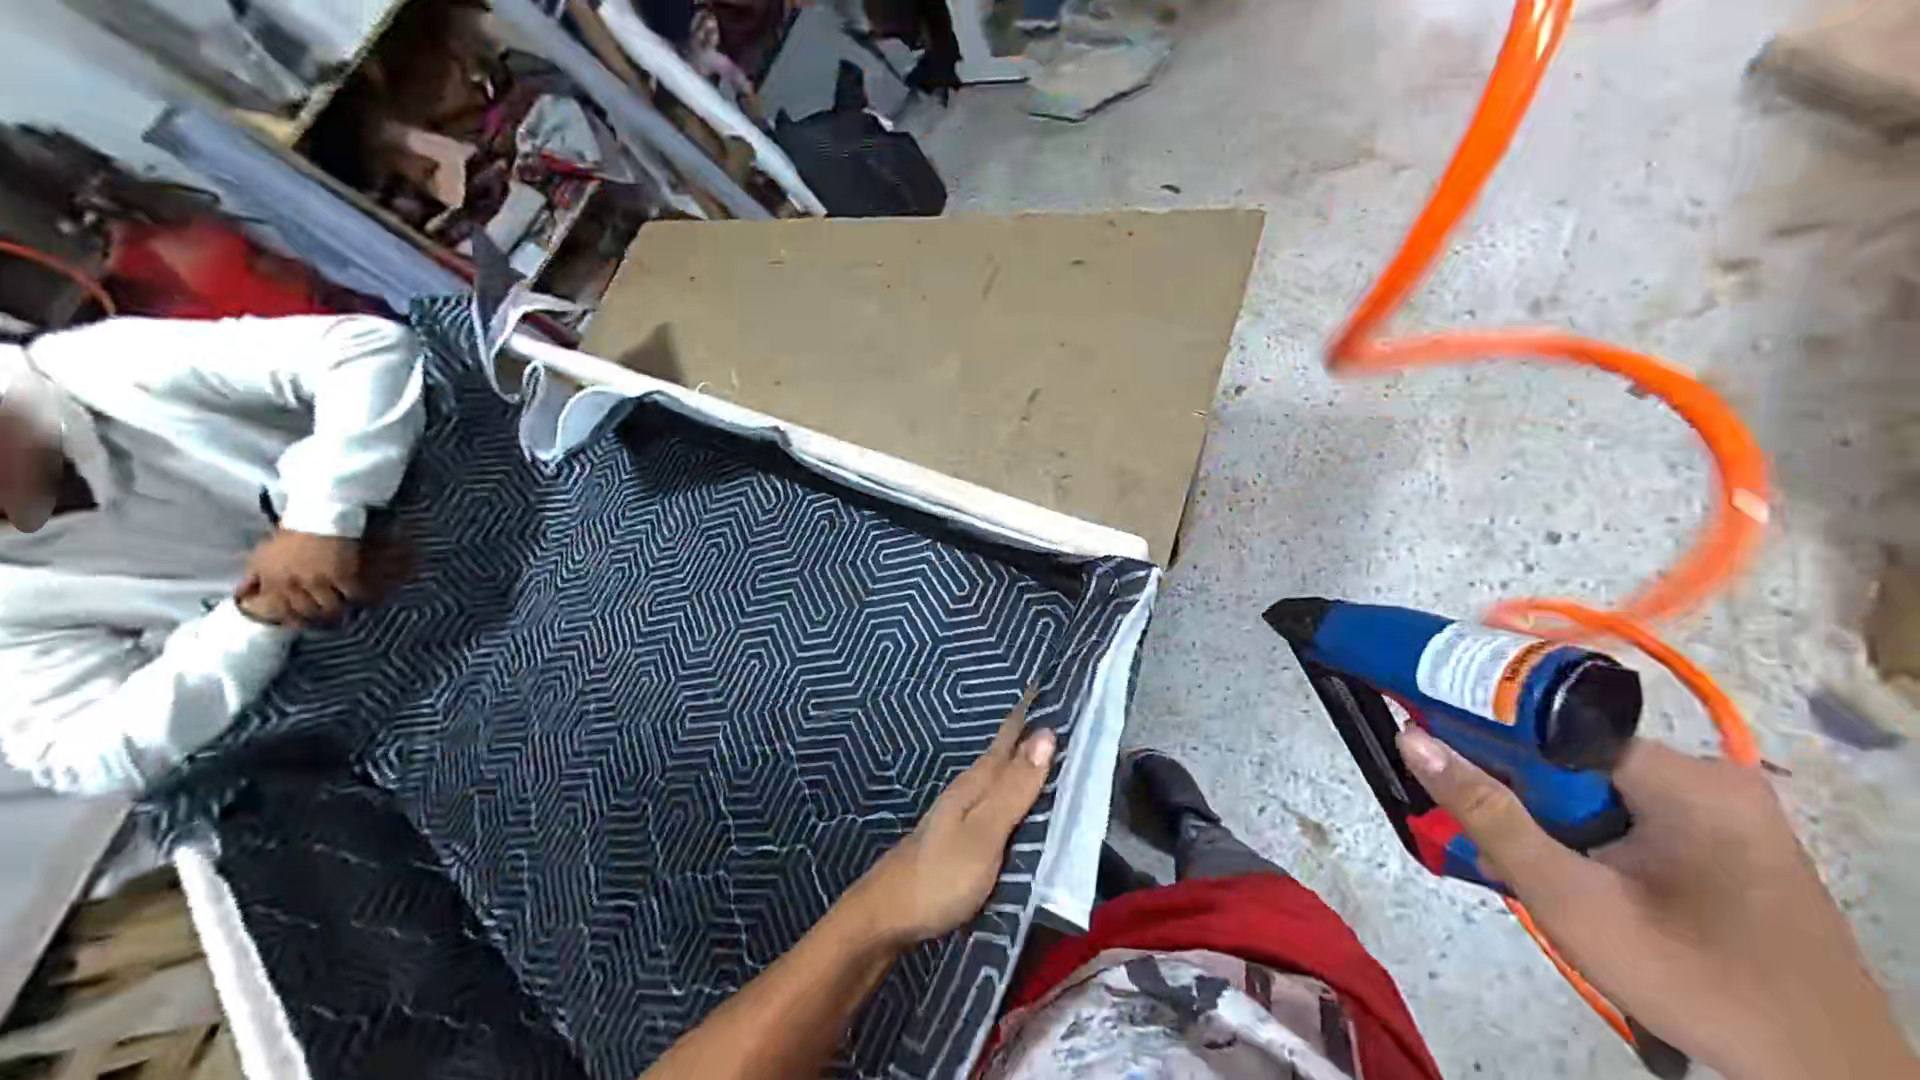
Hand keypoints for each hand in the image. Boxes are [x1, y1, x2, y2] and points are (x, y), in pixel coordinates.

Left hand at [236, 529, 364, 625]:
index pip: (279, 609)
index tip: (302, 623)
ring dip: (337, 609)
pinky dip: (357, 597)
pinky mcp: (343, 574)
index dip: (291, 619)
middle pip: (306, 610)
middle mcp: (293, 582)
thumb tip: (243, 594)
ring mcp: (319, 579)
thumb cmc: (291, 538)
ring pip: (330, 606)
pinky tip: (358, 597)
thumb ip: (254, 576)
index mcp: (272, 579)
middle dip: (316, 615)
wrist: (320, 519)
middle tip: (325, 616)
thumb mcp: (263, 555)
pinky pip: (352, 594)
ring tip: (344, 609)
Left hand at [848, 695, 1056, 947]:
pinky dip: (1012, 798)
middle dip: (1030, 738)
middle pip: (1003, 757)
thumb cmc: (940, 875)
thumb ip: (1015, 788)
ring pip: (997, 781)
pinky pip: (993, 806)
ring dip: (1022, 768)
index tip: (1052, 692)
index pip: (1008, 739)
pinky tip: (1020, 805)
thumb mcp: (986, 832)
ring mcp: (959, 816)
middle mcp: (966, 791)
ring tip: (1051, 759)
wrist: (886, 917)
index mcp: (975, 783)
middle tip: (1064, 721)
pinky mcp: (957, 840)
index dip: (1029, 718)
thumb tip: (1046, 734)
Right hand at [1398, 728, 1919, 1079]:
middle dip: (1520, 797)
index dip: (1486, 739)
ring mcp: (1725, 807)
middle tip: (1492, 845)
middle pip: (1571, 758)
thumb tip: (1412, 738)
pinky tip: (1578, 878)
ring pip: (1593, 786)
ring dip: (1550, 821)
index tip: (1438, 762)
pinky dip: (1587, 835)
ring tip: (1531, 871)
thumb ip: (1488, 815)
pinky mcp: (1727, 837)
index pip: (1552, 728)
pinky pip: (1625, 810)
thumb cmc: (1690, 980)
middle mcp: (1710, 777)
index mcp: (1685, 778)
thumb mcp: (1569, 899)